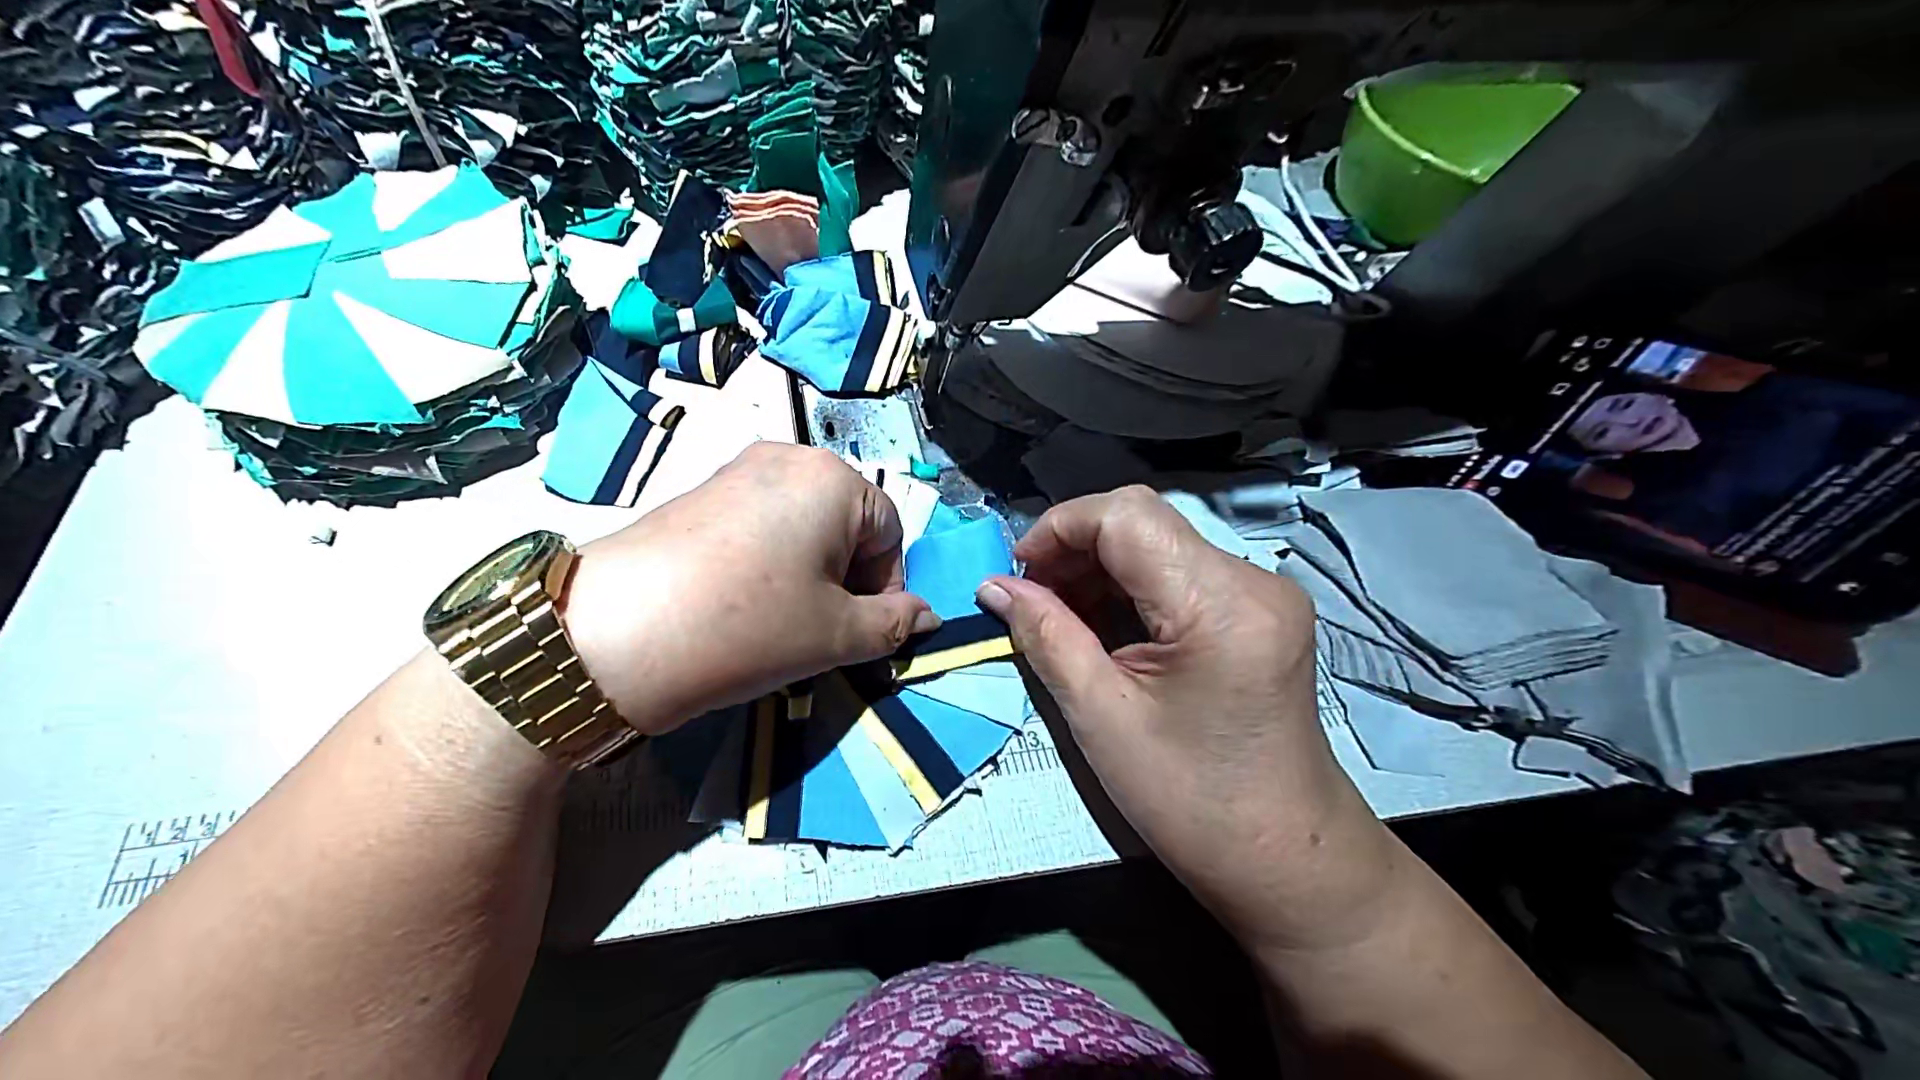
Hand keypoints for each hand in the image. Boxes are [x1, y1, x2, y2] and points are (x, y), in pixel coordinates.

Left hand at [559, 443, 937, 733]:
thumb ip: (895, 624)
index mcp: (832, 479)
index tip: (860, 630)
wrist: (613, 634)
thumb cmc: (747, 625)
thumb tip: (927, 619)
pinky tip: (743, 601)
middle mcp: (787, 459)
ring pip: (805, 525)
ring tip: (779, 618)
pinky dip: (772, 561)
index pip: (890, 532)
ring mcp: (737, 471)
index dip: (886, 587)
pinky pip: (763, 524)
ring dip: (811, 572)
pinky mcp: (700, 493)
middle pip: (847, 523)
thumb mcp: (836, 634)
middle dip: (848, 578)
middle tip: (821, 627)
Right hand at [975, 487, 1401, 953]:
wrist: (1283, 858)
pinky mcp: (1257, 611)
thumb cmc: (1191, 802)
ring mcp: (1261, 593)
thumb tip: (994, 586)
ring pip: (1158, 541)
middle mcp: (1251, 581)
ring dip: (1098, 567)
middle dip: (1074, 548)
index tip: (1017, 572)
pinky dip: (1129, 587)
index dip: (1059, 528)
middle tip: (1031, 596)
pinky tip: (1101, 622)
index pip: (1126, 516)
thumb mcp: (1101, 717)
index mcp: (1219, 604)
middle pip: (1143, 521)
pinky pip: (1179, 571)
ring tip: (1059, 613)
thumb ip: (1045, 635)